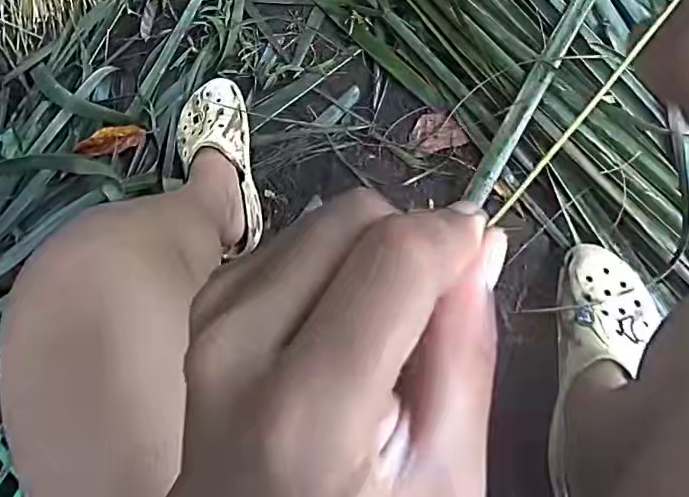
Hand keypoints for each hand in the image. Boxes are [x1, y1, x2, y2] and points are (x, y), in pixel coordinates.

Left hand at [170, 190, 507, 496]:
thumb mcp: (444, 478)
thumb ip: (465, 350)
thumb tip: (479, 238)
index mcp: (305, 413)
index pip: (392, 257)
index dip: (448, 235)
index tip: (479, 240)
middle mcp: (239, 345)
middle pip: (353, 218)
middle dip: (407, 242)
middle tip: (427, 311)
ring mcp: (213, 317)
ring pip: (325, 218)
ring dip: (368, 251)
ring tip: (379, 330)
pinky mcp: (209, 300)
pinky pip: (294, 237)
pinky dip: (333, 261)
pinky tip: (337, 325)